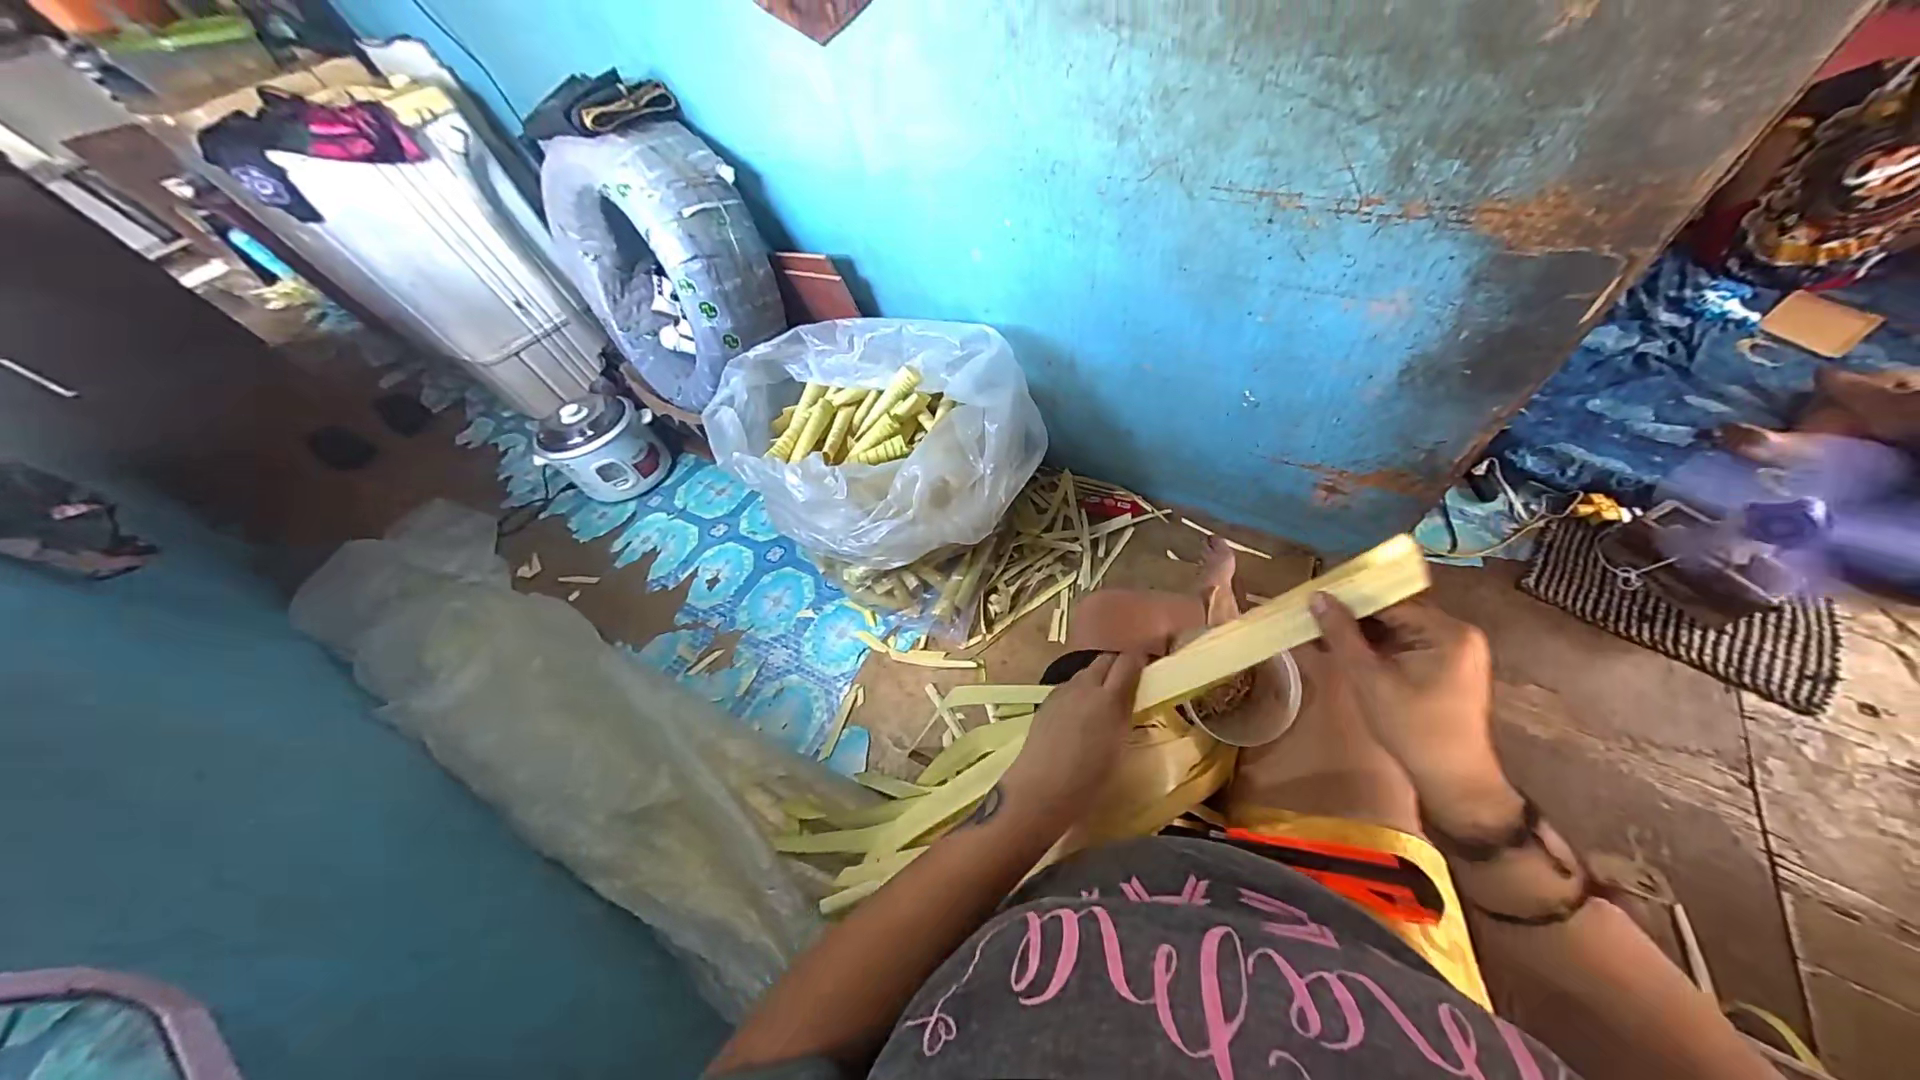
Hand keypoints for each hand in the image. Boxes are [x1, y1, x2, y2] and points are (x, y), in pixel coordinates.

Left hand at [999, 651, 1145, 821]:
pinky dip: (1081, 690)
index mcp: (1109, 698)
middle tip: (1131, 678)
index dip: (1139, 658)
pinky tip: (1082, 711)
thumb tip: (1129, 697)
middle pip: (1104, 660)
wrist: (1041, 787)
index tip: (1149, 664)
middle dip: (1118, 663)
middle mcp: (1084, 686)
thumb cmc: (1090, 779)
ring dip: (1098, 676)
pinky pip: (1069, 686)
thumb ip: (1125, 714)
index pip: (1127, 661)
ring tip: (1106, 696)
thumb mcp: (1120, 747)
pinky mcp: (1047, 701)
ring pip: (1085, 672)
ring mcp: (1062, 692)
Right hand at [1309, 594, 1515, 824]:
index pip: (1389, 603)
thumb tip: (1316, 596)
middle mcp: (1459, 635)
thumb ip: (1341, 634)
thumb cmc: (1411, 727)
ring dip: (1363, 635)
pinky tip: (1348, 655)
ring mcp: (1457, 653)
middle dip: (1354, 619)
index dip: (1349, 602)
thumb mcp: (1368, 677)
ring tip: (1324, 637)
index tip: (1313, 604)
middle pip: (1395, 614)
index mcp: (1449, 632)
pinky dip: (1378, 650)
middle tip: (1314, 621)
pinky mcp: (1449, 669)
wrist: (1452, 780)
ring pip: (1398, 631)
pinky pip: (1406, 647)